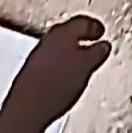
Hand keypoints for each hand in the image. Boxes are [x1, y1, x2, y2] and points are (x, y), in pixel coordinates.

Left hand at [3, 15, 112, 129]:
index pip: (83, 22)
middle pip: (69, 32)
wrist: (27, 110)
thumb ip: (98, 53)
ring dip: (71, 51)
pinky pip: (50, 61)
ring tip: (81, 63)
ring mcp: (38, 56)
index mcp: (63, 32)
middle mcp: (49, 40)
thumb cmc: (56, 85)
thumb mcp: (86, 67)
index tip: (101, 32)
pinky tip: (64, 77)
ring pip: (59, 47)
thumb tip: (104, 46)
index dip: (95, 27)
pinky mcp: (31, 73)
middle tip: (93, 43)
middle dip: (82, 37)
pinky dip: (60, 64)